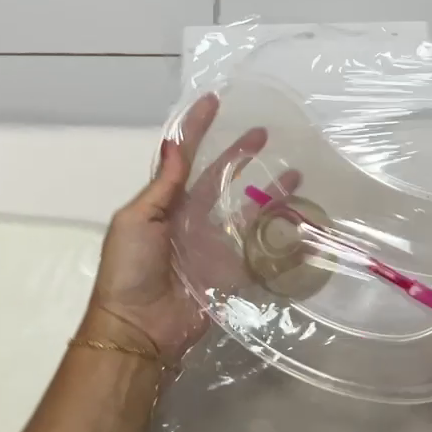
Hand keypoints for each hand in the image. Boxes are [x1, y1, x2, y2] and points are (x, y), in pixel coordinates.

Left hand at [83, 94, 288, 360]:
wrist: (139, 329)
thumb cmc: (130, 270)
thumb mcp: (136, 220)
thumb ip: (163, 185)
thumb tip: (176, 144)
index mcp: (167, 205)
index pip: (185, 158)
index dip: (197, 129)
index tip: (213, 101)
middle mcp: (193, 220)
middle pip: (221, 179)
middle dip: (241, 155)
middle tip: (264, 133)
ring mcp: (215, 246)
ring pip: (247, 210)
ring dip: (269, 191)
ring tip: (294, 173)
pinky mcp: (232, 273)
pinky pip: (261, 249)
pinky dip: (281, 235)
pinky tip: (301, 220)